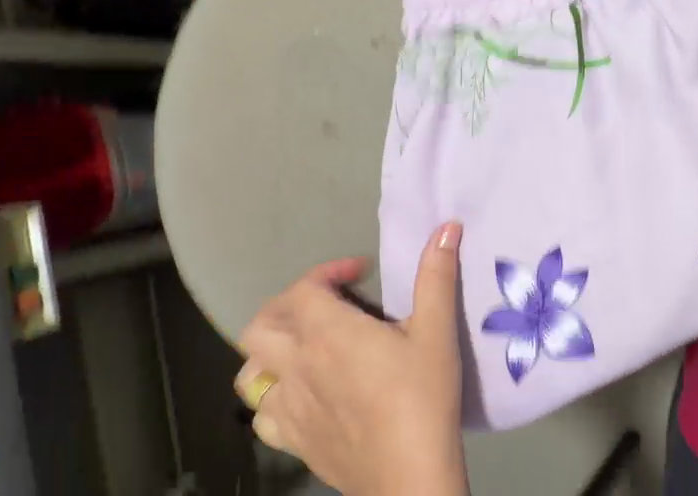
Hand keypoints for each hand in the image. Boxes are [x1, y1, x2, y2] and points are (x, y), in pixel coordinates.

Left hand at [237, 222, 468, 495]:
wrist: (406, 470)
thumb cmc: (423, 393)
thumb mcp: (438, 329)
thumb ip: (436, 276)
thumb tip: (446, 227)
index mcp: (328, 334)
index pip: (302, 290)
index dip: (327, 272)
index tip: (360, 272)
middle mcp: (297, 366)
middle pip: (260, 327)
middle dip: (288, 306)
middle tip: (326, 304)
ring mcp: (287, 407)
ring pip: (251, 372)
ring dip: (271, 351)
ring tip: (307, 347)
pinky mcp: (291, 439)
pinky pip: (262, 413)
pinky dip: (275, 396)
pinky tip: (305, 395)